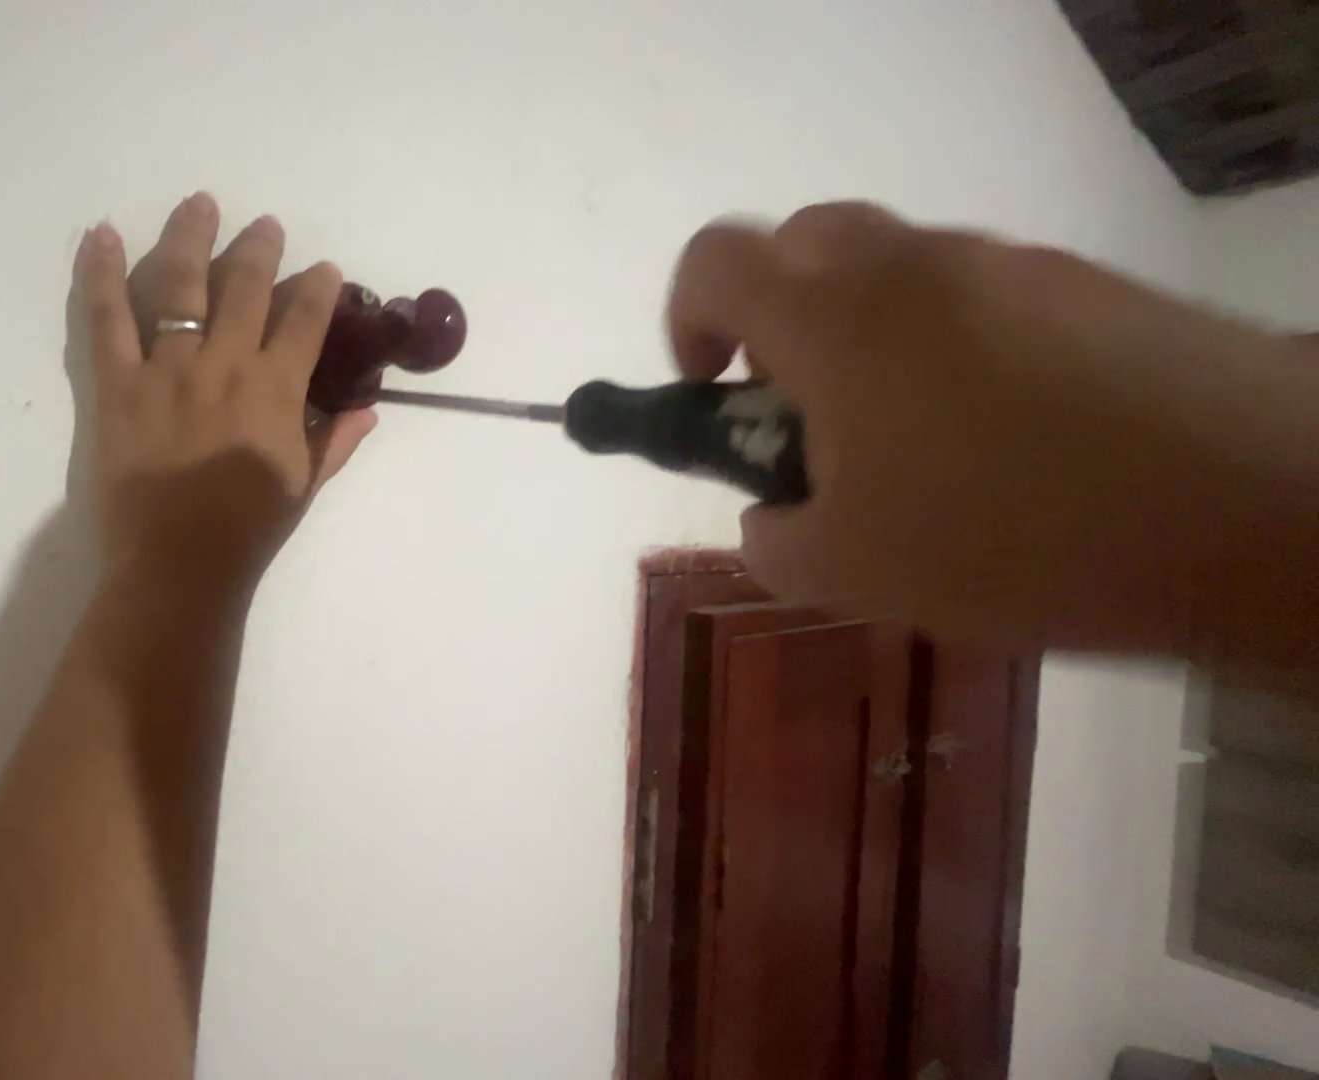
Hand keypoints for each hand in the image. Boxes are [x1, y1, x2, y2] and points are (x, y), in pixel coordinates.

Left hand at [74, 195, 376, 593]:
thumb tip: (367, 410)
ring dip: (192, 236)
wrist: (179, 563)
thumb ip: (336, 441)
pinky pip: (106, 318)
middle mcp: (225, 364)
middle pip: (246, 286)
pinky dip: (100, 273)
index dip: (319, 288)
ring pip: (180, 284)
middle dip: (261, 248)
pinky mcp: (117, 384)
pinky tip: (101, 234)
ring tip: (200, 204)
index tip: (326, 270)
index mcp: (276, 389)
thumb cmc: (248, 530)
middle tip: (267, 226)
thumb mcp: (304, 486)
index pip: (306, 320)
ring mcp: (168, 369)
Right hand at [668, 202, 1314, 651]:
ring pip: (887, 272)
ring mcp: (1008, 266)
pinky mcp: (1085, 287)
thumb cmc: (1011, 538)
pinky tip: (988, 441)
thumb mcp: (842, 570)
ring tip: (901, 447)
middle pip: (797, 245)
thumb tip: (771, 513)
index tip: (710, 388)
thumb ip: (767, 536)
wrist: (1273, 518)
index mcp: (834, 320)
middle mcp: (913, 267)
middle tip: (796, 412)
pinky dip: (940, 349)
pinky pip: (971, 296)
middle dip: (769, 321)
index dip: (687, 319)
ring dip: (857, 340)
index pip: (713, 260)